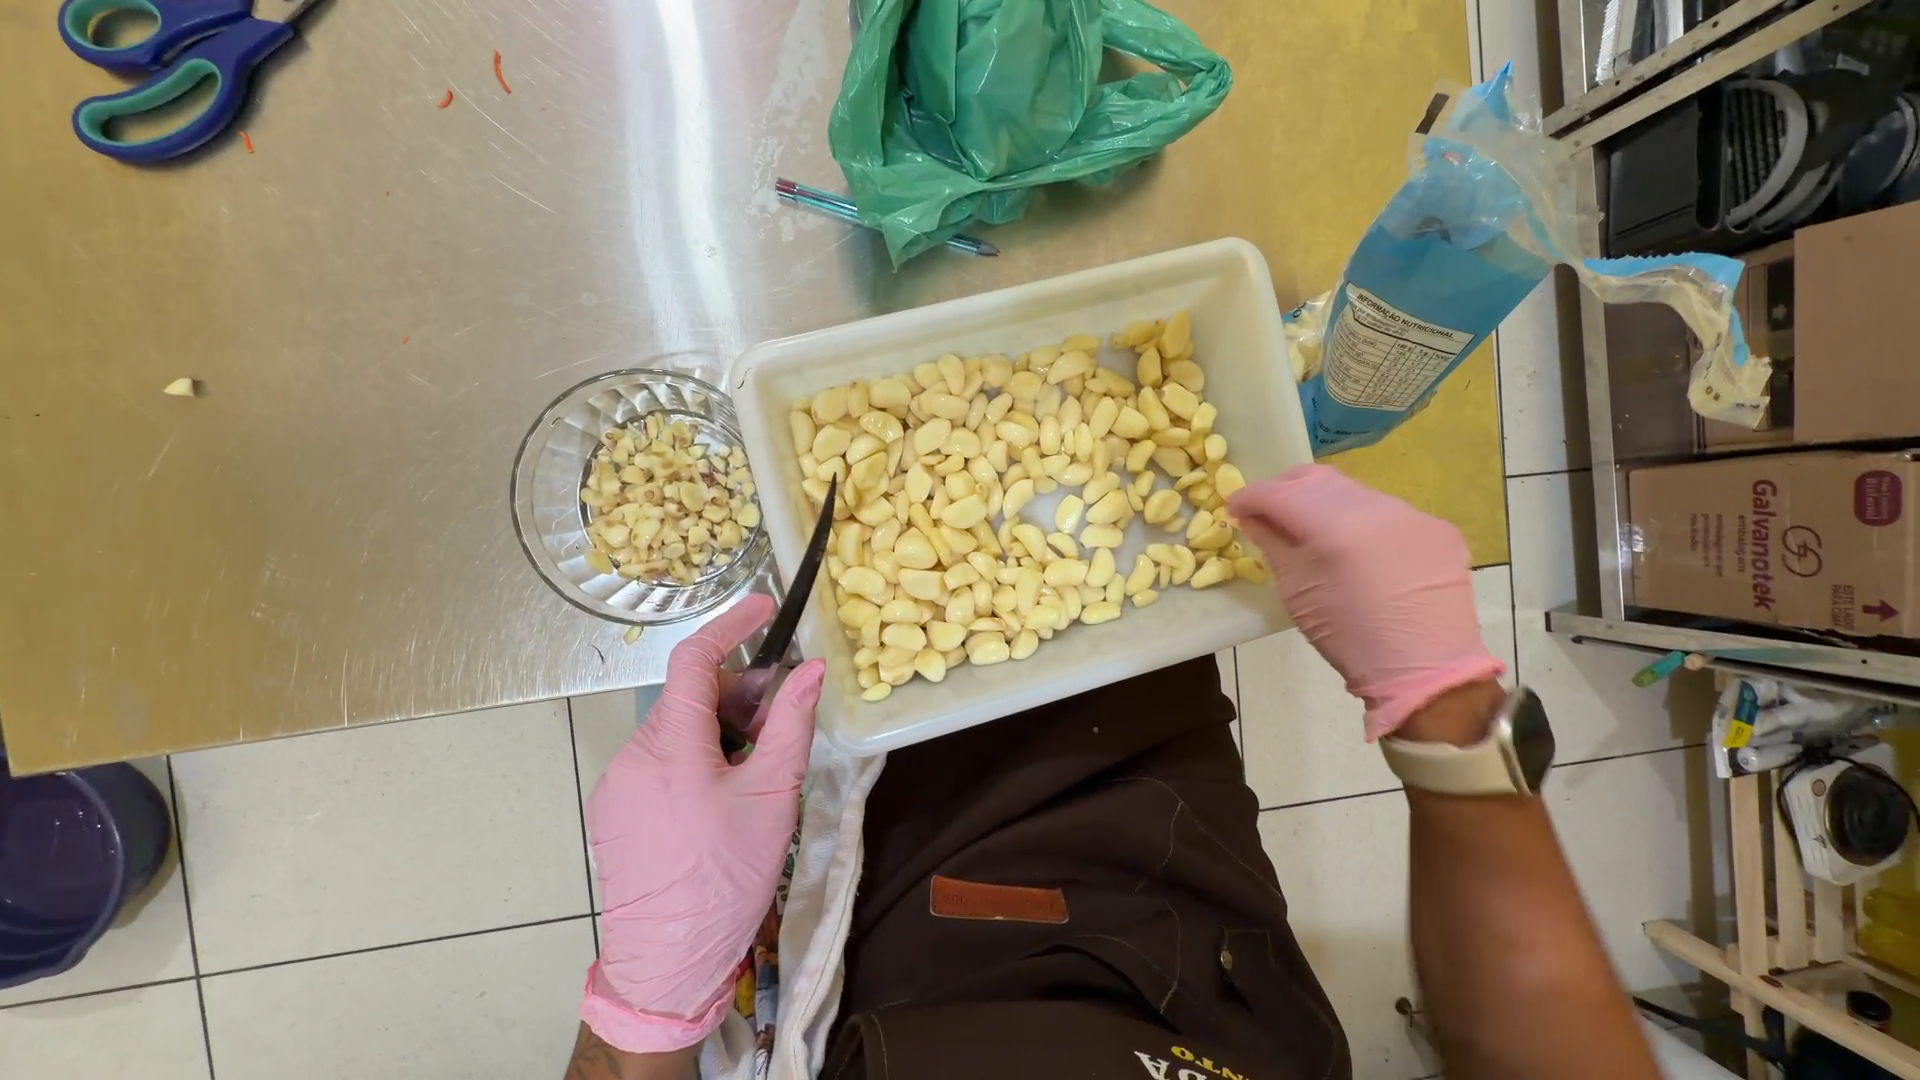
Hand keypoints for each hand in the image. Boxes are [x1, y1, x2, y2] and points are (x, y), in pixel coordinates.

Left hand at [581, 593, 825, 1052]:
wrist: (668, 962)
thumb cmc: (727, 874)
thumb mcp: (773, 795)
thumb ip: (790, 723)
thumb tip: (812, 668)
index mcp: (671, 745)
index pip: (693, 659)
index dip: (730, 623)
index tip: (766, 606)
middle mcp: (634, 753)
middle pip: (690, 695)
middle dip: (740, 692)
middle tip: (782, 716)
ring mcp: (618, 783)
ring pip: (677, 728)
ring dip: (720, 727)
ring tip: (757, 766)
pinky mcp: (614, 809)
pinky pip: (660, 759)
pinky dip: (696, 755)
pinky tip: (722, 793)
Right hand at [1227, 465, 1503, 740]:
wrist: (1422, 668)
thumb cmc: (1346, 635)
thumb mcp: (1295, 590)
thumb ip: (1272, 544)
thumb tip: (1255, 518)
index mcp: (1335, 526)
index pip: (1280, 494)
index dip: (1250, 497)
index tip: (1235, 507)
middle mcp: (1376, 507)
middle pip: (1317, 480)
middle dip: (1285, 491)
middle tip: (1269, 514)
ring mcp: (1412, 515)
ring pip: (1354, 493)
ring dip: (1326, 505)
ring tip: (1315, 534)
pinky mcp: (1437, 529)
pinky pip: (1388, 514)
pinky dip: (1363, 524)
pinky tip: (1360, 553)